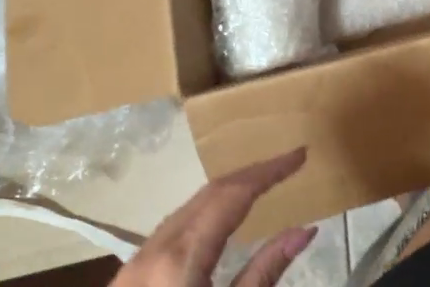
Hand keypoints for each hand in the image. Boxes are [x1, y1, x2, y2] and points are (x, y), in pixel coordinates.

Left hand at [111, 149, 316, 286]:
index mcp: (181, 257)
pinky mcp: (123, 284)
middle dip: (249, 175)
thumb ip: (265, 272)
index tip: (301, 155)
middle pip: (207, 194)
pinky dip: (201, 216)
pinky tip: (217, 225)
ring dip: (224, 194)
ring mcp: (131, 268)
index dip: (269, 170)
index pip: (232, 193)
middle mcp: (152, 252)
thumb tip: (305, 229)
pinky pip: (168, 232)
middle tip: (287, 165)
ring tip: (259, 188)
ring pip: (185, 211)